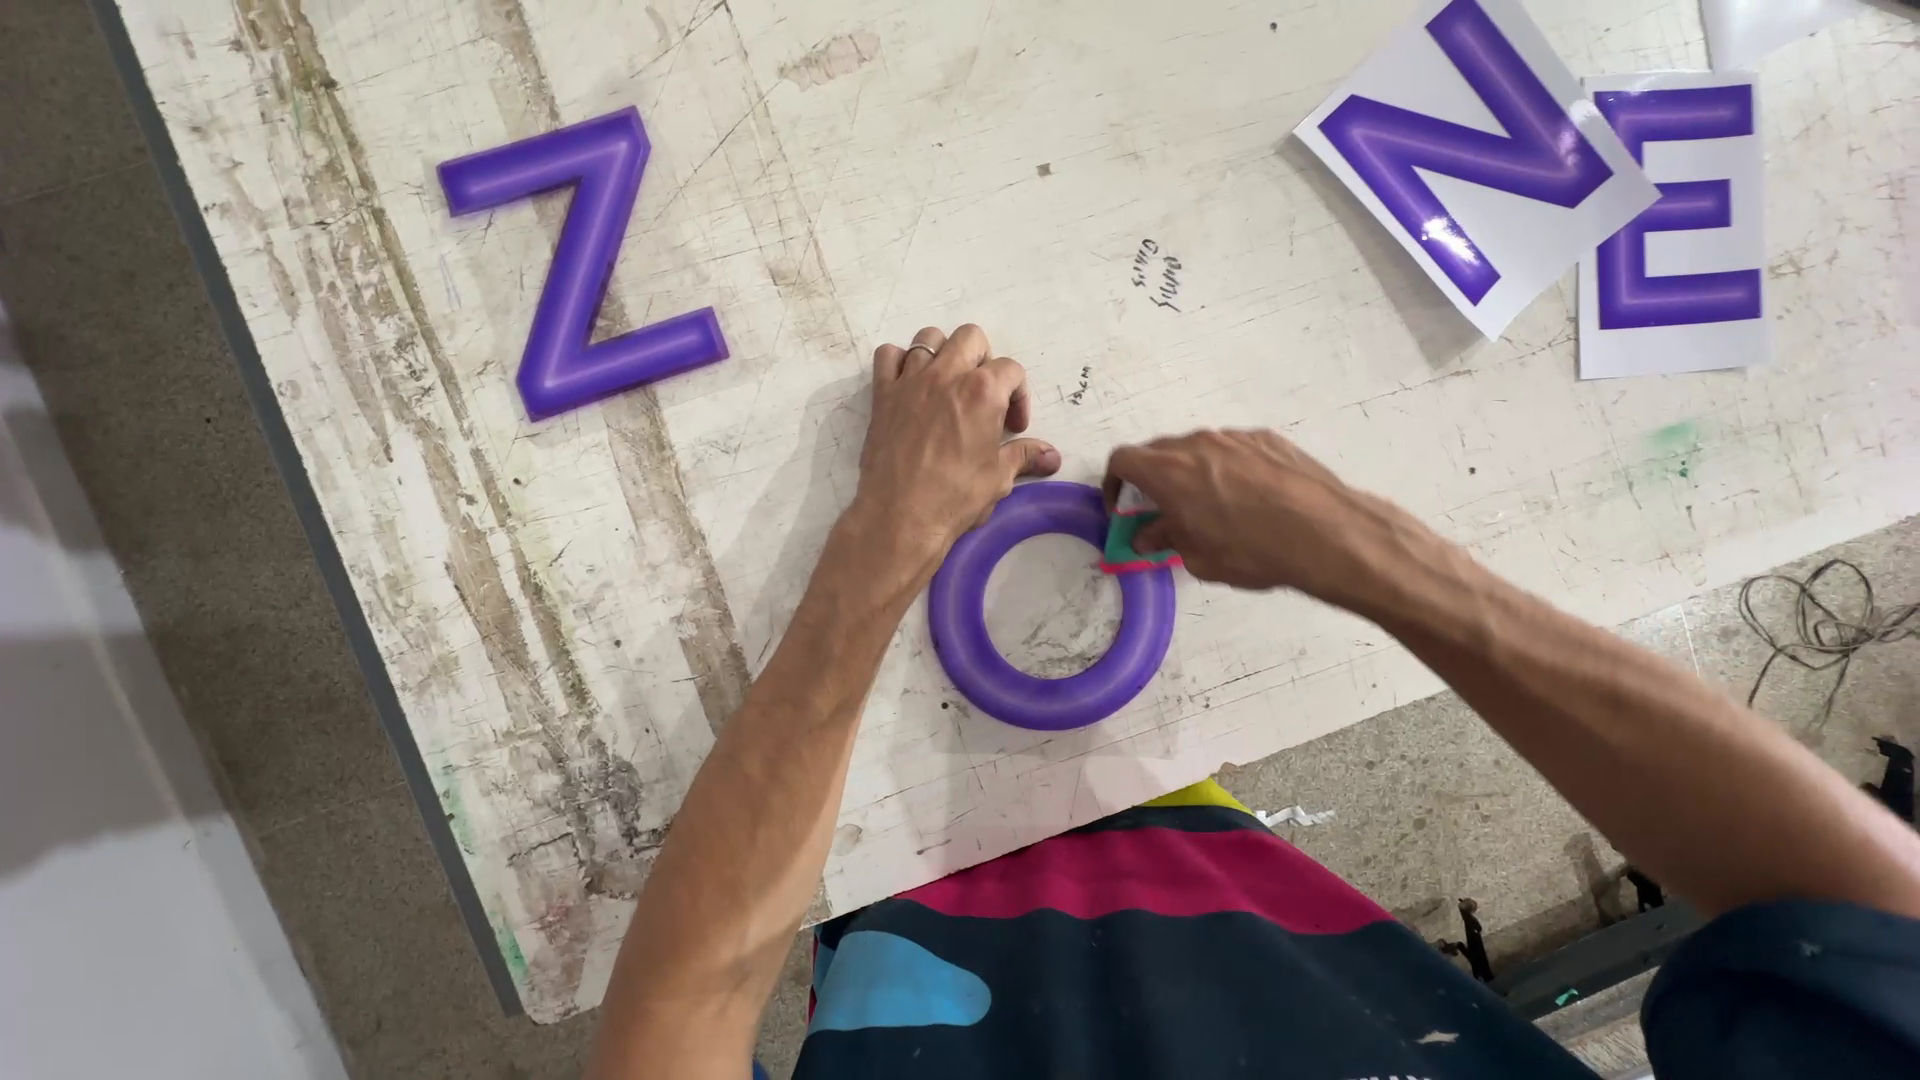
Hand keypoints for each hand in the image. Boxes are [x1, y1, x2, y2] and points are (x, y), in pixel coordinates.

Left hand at [855, 324, 1061, 560]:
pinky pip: (888, 356)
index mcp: (983, 391)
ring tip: (947, 385)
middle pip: (971, 338)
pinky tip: (909, 386)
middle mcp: (947, 374)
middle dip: (984, 361)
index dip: (1019, 396)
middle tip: (983, 396)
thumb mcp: (998, 478)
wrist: (900, 515)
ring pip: (929, 338)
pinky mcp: (883, 394)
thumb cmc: (955, 497)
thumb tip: (1053, 457)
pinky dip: (900, 363)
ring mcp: (911, 381)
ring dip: (943, 354)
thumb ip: (1025, 456)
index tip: (1012, 427)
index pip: (1011, 370)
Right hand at [1103, 429, 1441, 612]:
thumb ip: (1165, 539)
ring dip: (1191, 473)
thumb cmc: (1252, 550)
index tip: (1123, 507)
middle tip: (1164, 512)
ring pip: (1197, 450)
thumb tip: (1148, 535)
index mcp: (1168, 471)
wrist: (1327, 534)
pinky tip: (1249, 499)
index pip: (1122, 460)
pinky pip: (1232, 450)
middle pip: (1158, 453)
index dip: (1114, 483)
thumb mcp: (1198, 557)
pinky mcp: (1267, 439)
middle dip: (1152, 480)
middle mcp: (1196, 444)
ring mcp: (1234, 437)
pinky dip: (1226, 469)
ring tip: (1211, 508)